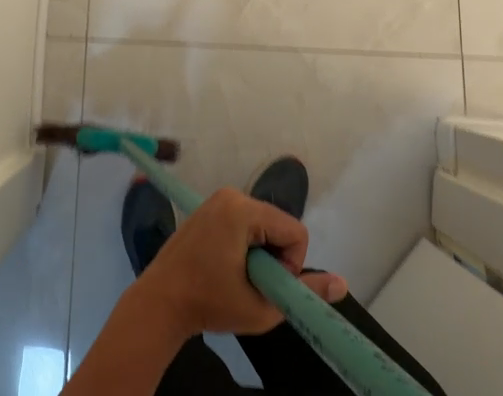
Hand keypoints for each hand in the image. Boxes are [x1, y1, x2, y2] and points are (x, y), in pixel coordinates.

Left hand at [125, 188, 349, 338]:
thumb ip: (304, 293)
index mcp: (242, 210)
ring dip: (261, 253)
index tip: (266, 284)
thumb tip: (342, 283)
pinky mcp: (210, 208)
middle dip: (275, 257)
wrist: (160, 302)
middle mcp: (231, 195)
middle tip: (250, 282)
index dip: (290, 264)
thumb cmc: (209, 304)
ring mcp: (218, 200)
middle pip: (279, 226)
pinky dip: (246, 245)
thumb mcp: (262, 307)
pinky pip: (246, 223)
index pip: (294, 232)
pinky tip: (225, 266)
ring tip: (236, 275)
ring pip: (264, 226)